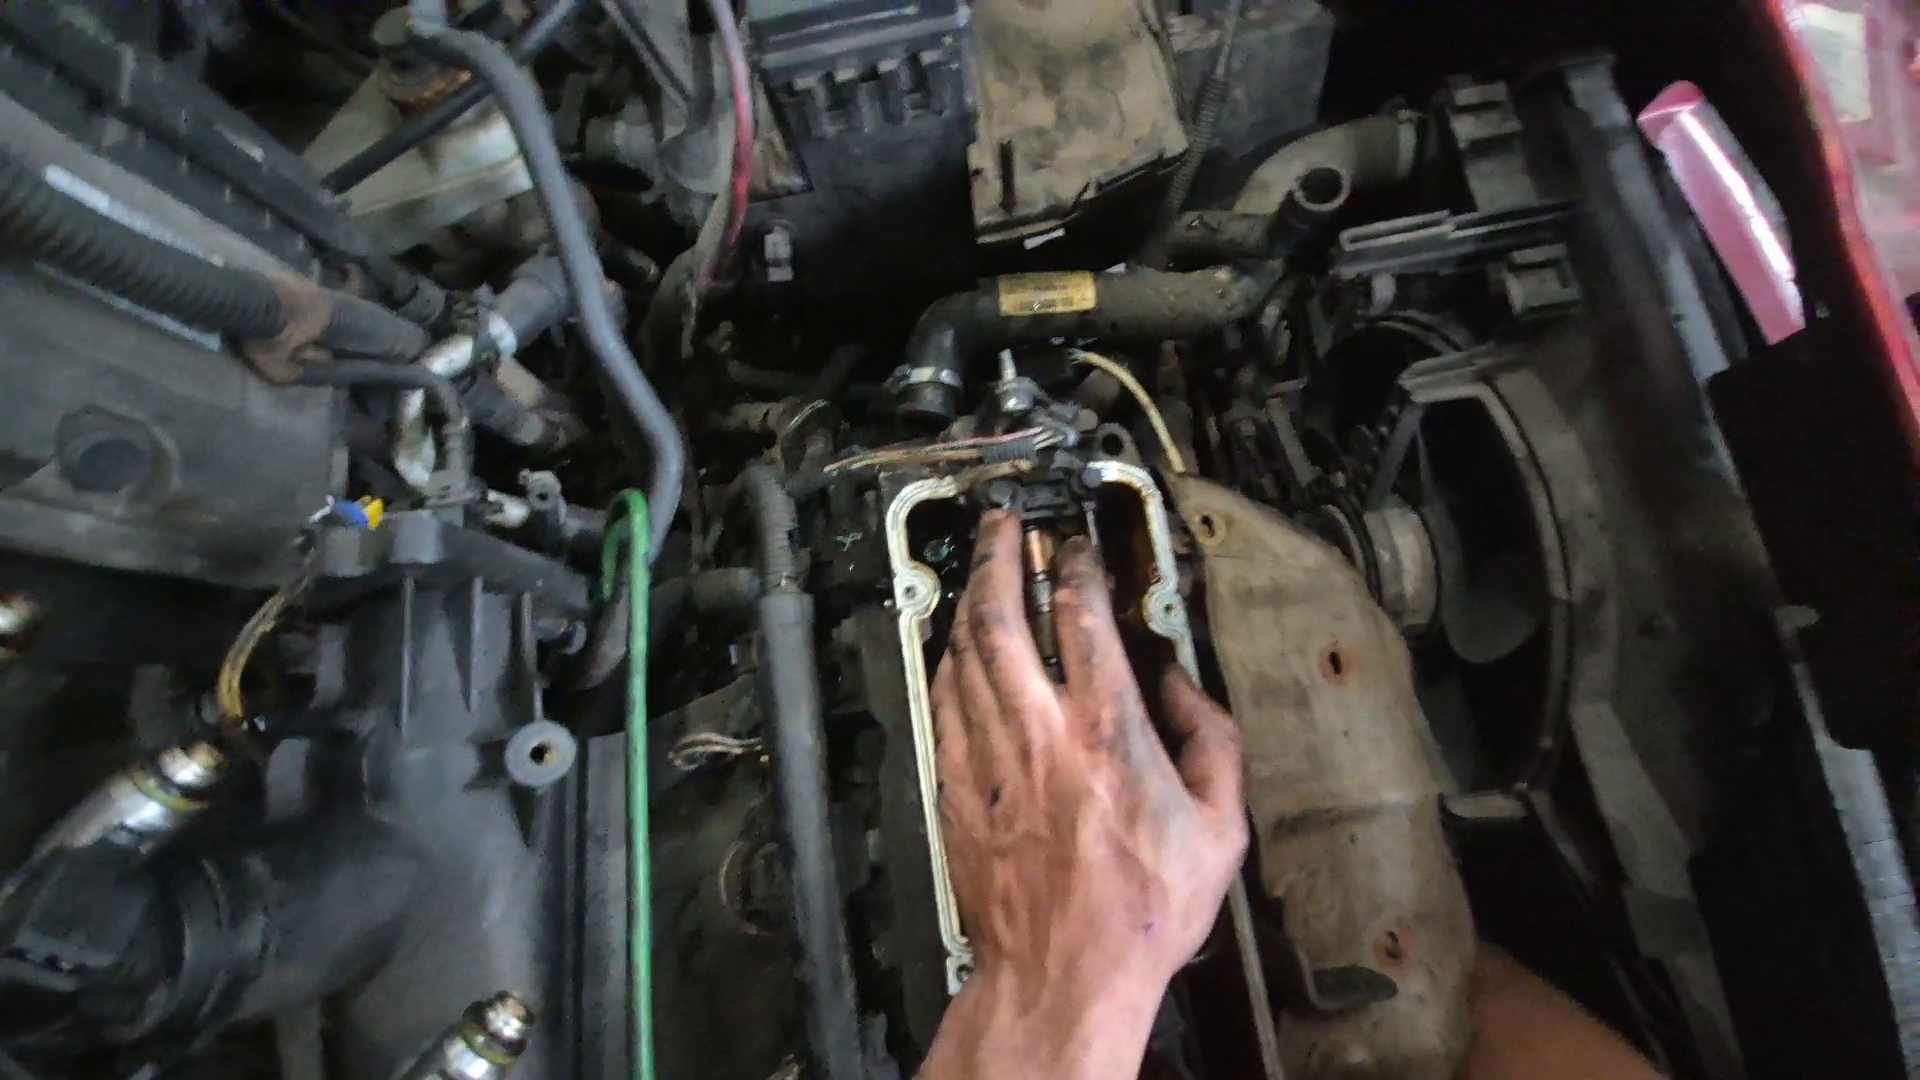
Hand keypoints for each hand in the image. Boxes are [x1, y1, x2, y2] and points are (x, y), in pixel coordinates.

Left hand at [916, 511, 1247, 1079]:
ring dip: (970, 600)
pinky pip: (944, 703)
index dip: (1076, 568)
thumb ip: (1210, 738)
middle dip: (997, 558)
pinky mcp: (959, 785)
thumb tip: (1180, 681)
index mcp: (1108, 735)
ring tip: (979, 568)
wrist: (1063, 974)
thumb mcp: (1220, 829)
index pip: (1083, 620)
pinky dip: (949, 662)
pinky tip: (956, 645)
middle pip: (1002, 620)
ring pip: (965, 654)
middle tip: (999, 525)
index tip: (1075, 550)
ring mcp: (991, 757)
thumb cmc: (1142, 908)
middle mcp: (1042, 733)